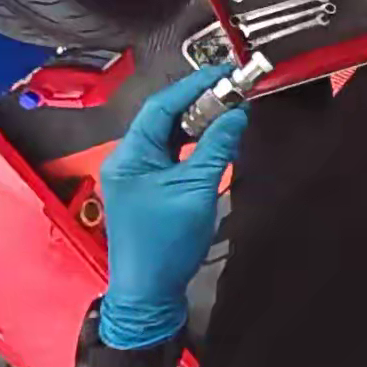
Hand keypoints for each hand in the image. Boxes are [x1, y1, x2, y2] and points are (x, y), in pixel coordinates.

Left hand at [97, 65, 249, 349]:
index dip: (193, 86)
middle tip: (231, 92)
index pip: (161, 106)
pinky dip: (195, 143)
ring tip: (228, 112)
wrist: (149, 292)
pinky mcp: (149, 186)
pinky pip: (173, 153)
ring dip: (198, 122)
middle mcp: (128, 158)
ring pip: (170, 134)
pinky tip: (216, 139)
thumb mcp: (197, 189)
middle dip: (198, 102)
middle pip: (164, 117)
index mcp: (130, 155)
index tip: (223, 74)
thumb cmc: (166, 243)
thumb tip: (237, 113)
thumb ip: (217, 146)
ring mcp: (137, 173)